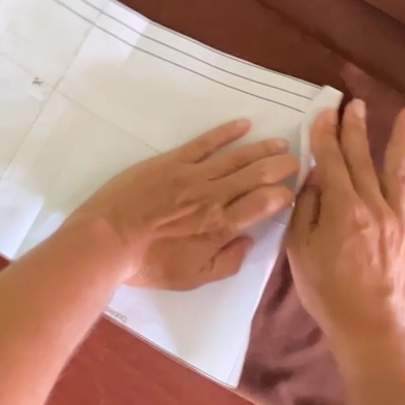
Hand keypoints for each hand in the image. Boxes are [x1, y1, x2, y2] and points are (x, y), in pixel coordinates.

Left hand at [67, 119, 298, 290]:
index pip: (265, 204)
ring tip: (281, 144)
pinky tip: (244, 125)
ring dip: (263, 149)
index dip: (284, 195)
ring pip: (238, 158)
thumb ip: (226, 263)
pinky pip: (205, 143)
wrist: (107, 240)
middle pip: (258, 176)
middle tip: (297, 162)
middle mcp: (214, 197)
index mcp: (221, 227)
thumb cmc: (147, 264)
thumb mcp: (192, 278)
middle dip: (283, 167)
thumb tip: (249, 242)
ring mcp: (193, 175)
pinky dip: (227, 133)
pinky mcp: (172, 161)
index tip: (292, 192)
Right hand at [286, 102, 404, 346]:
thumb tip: (315, 176)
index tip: (325, 112)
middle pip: (363, 159)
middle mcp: (373, 206)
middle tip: (355, 103)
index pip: (331, 161)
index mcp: (342, 209)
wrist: (366, 325)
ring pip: (399, 172)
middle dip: (357, 129)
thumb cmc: (324, 288)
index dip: (326, 135)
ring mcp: (398, 219)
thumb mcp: (299, 248)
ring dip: (402, 140)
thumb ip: (306, 208)